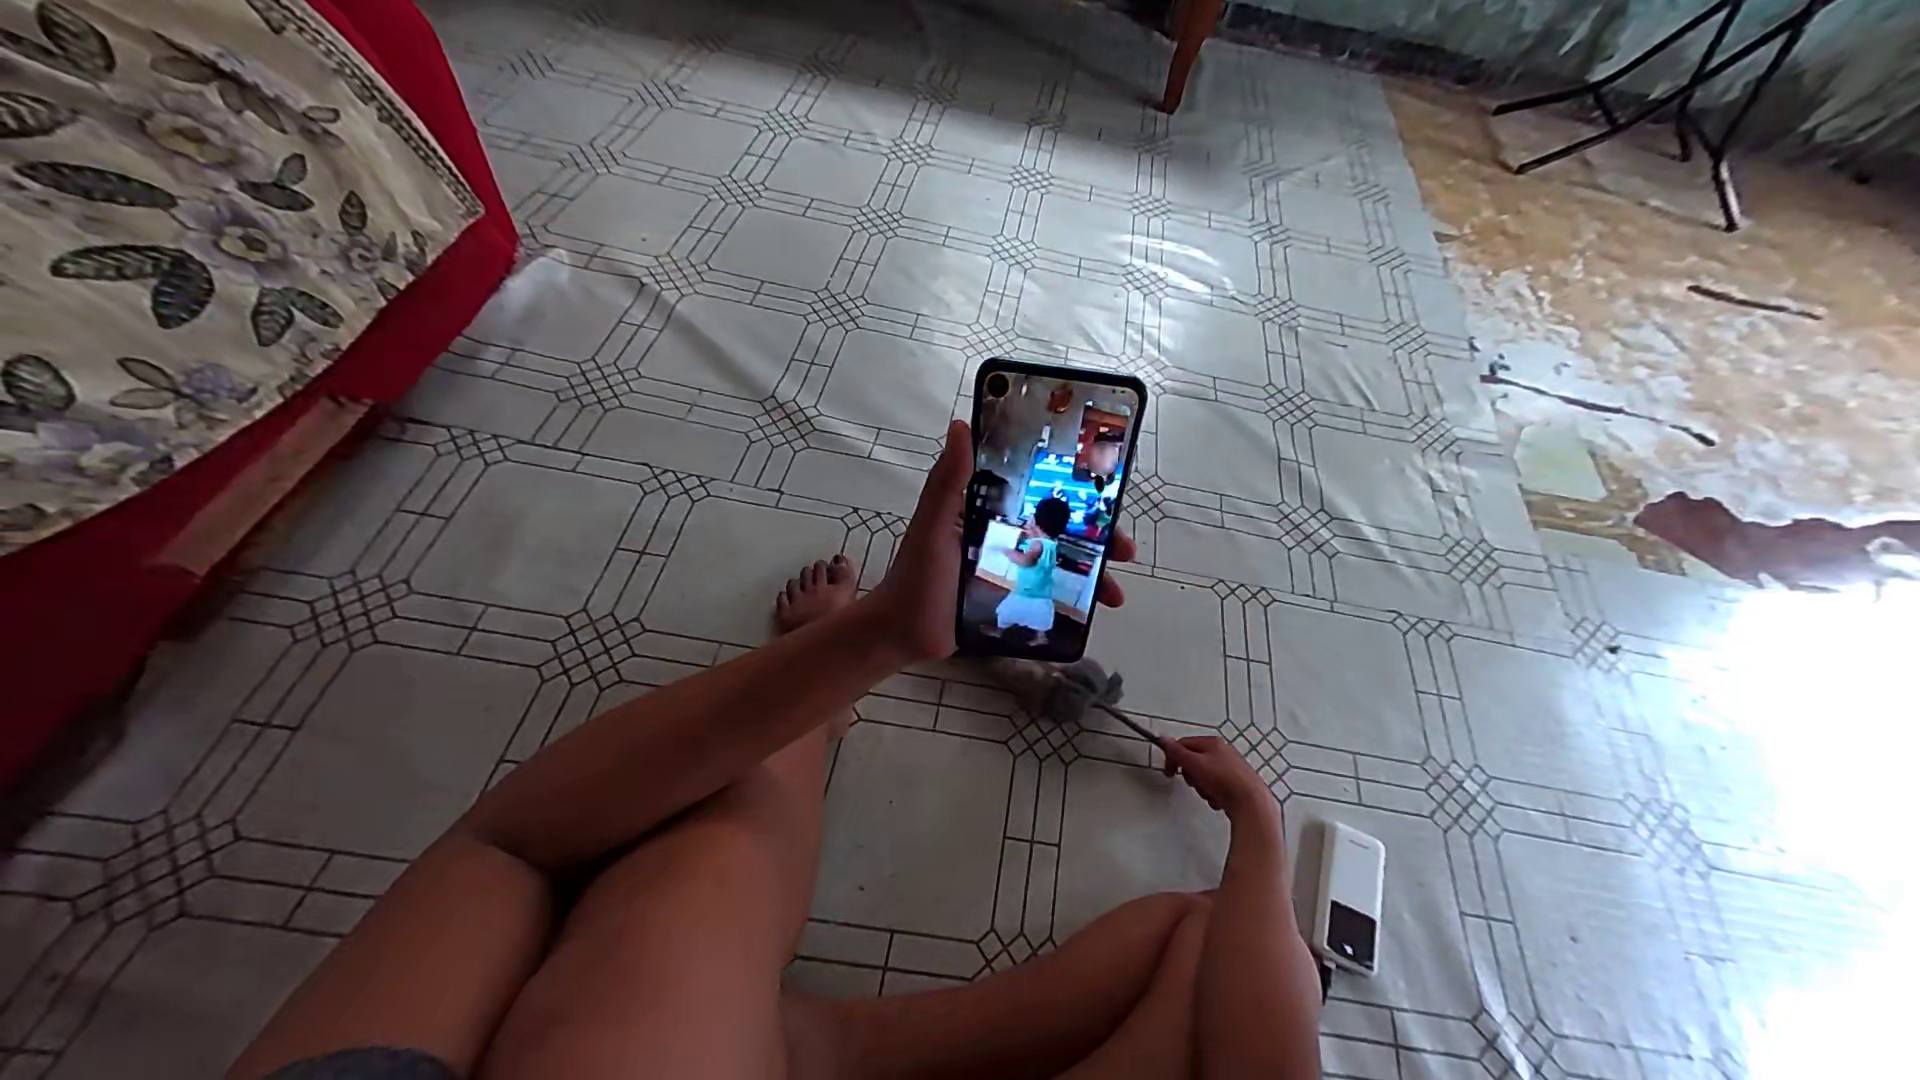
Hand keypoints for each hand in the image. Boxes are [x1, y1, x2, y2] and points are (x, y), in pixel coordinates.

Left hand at [868, 420, 1135, 661]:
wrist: (904, 633)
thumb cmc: (917, 575)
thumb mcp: (934, 524)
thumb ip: (948, 481)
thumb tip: (962, 426)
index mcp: (990, 509)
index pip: (1039, 490)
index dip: (1076, 489)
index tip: (1108, 490)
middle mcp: (1006, 533)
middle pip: (1062, 527)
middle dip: (1099, 536)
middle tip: (1125, 548)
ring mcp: (1013, 568)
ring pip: (1064, 563)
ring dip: (1095, 573)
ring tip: (1116, 592)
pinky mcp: (1014, 598)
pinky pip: (1053, 593)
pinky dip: (1077, 600)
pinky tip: (1096, 610)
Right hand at [1159, 735, 1272, 819]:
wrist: (1251, 804)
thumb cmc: (1225, 781)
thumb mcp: (1194, 763)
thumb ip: (1176, 752)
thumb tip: (1164, 739)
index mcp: (1213, 743)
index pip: (1184, 744)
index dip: (1173, 757)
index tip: (1169, 771)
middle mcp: (1224, 752)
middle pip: (1194, 761)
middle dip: (1191, 775)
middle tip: (1194, 782)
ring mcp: (1232, 768)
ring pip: (1205, 776)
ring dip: (1202, 787)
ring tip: (1209, 792)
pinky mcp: (1237, 784)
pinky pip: (1216, 787)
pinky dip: (1214, 794)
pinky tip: (1218, 799)